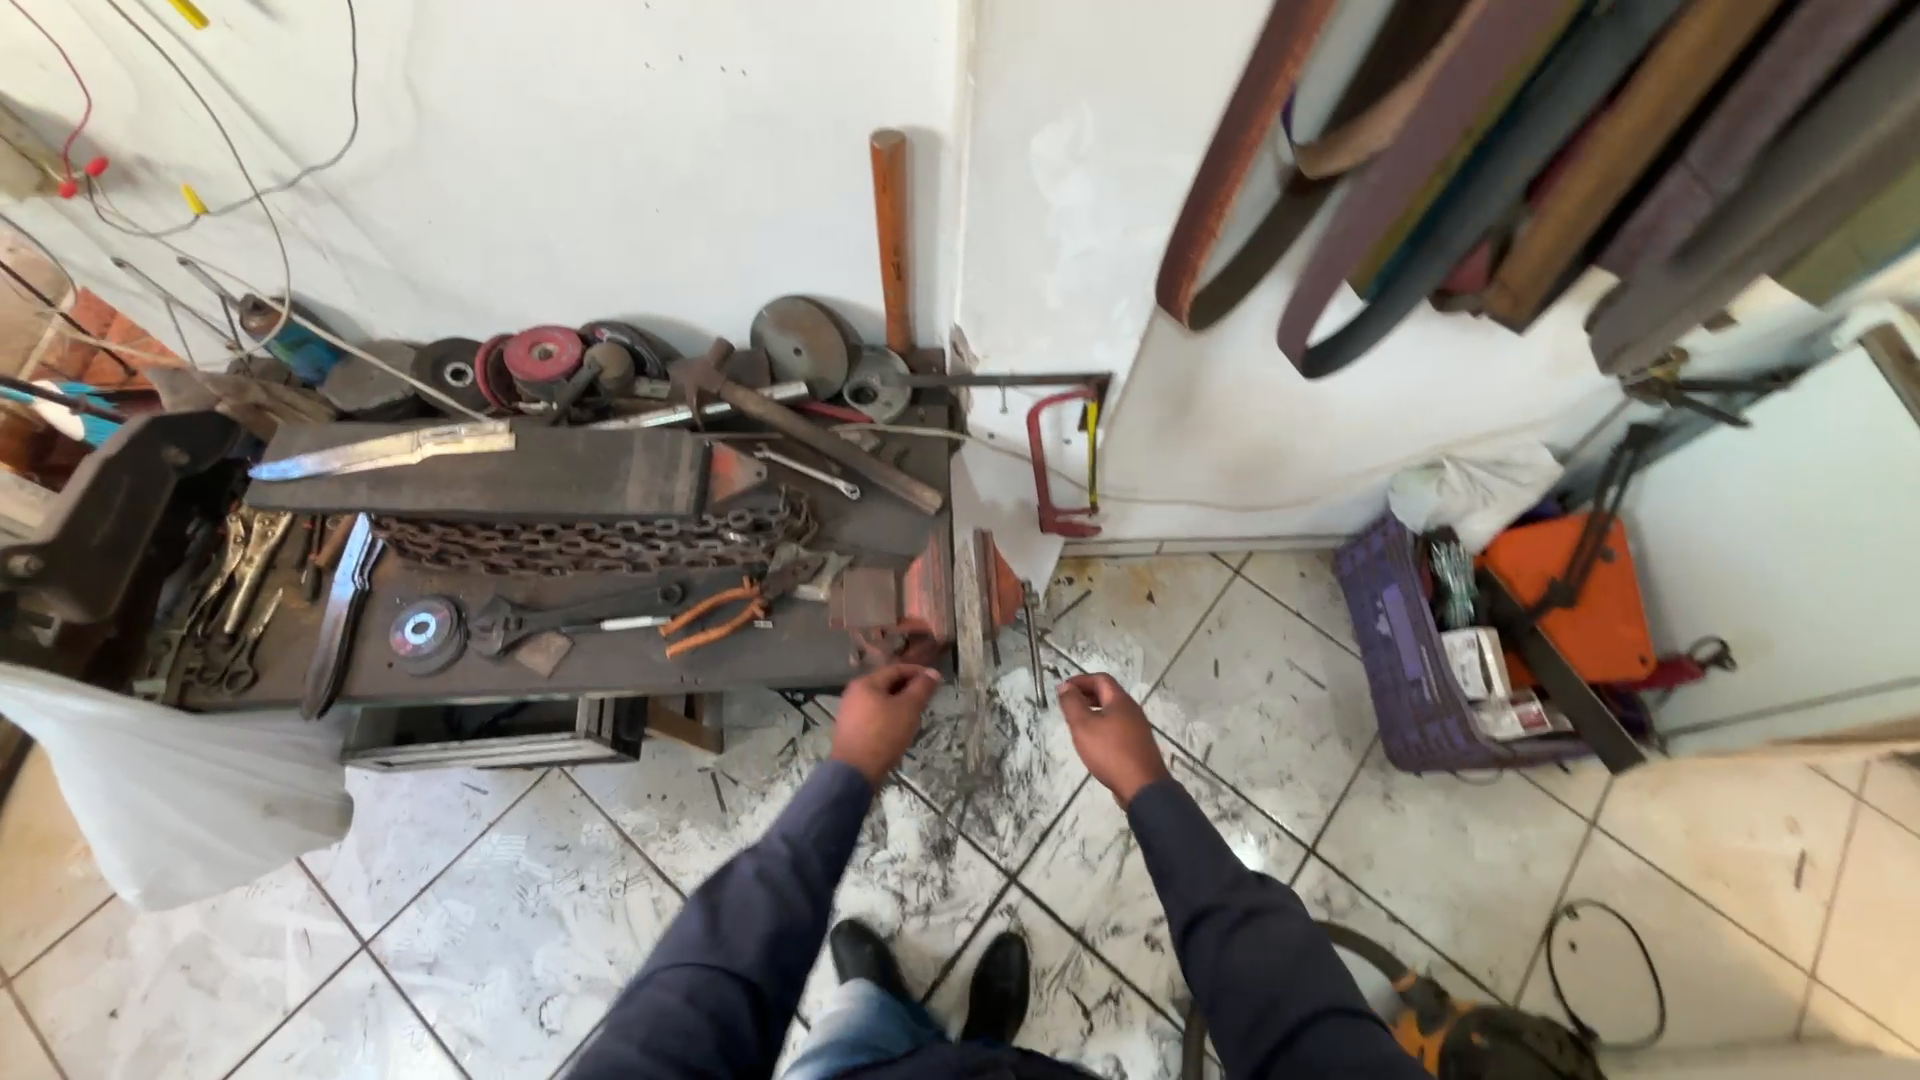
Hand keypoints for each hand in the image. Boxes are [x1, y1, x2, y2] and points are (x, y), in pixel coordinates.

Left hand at [831, 663, 941, 784]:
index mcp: (866, 683)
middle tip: (927, 697)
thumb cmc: (884, 735)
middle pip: (887, 684)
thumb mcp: (908, 709)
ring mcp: (849, 712)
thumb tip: (933, 673)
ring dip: (899, 703)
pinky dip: (889, 715)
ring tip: (916, 713)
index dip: (918, 672)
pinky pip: (874, 715)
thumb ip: (922, 688)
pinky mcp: (850, 729)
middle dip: (909, 688)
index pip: (896, 669)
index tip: (935, 679)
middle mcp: (854, 693)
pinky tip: (899, 727)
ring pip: (880, 700)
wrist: (855, 772)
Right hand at [1058, 673, 1169, 806]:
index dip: (1080, 680)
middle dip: (1086, 696)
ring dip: (1094, 712)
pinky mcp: (1138, 746)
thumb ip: (1072, 703)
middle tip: (1068, 705)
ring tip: (1077, 724)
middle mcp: (1133, 711)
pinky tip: (1094, 743)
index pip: (1101, 679)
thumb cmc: (1110, 752)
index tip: (1063, 690)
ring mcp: (1138, 729)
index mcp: (1121, 701)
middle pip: (1108, 694)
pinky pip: (1118, 728)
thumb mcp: (1083, 725)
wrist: (1142, 787)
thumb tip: (1065, 686)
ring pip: (1113, 713)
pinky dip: (1103, 727)